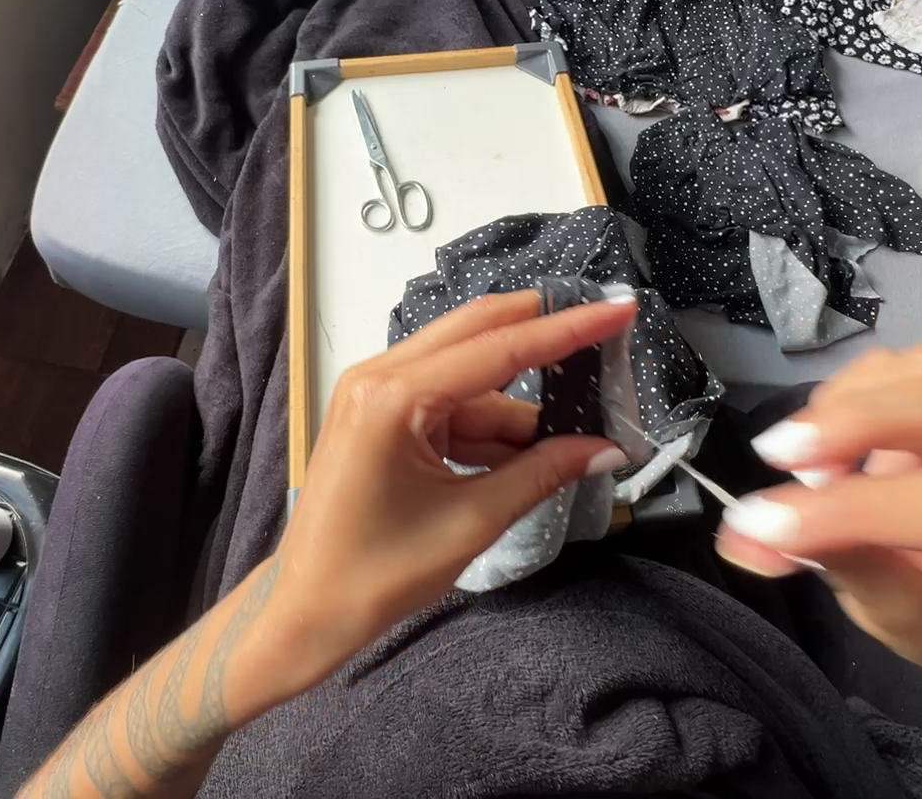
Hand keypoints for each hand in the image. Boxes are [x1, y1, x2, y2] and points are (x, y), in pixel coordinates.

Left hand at [256, 290, 634, 699]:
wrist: (304, 612)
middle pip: (478, 333)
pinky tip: (527, 451)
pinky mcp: (381, 411)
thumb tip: (606, 447)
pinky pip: (449, 401)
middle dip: (542, 331)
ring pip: (468, 374)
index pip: (499, 348)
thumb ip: (542, 473)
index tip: (617, 309)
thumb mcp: (471, 521)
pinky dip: (488, 423)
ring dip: (517, 403)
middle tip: (603, 326)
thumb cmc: (375, 575)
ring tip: (574, 431)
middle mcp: (380, 375)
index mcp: (394, 395)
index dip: (566, 328)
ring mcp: (376, 390)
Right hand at [715, 344, 921, 675]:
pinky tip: (828, 431)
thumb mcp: (901, 618)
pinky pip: (915, 362)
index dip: (856, 508)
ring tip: (802, 453)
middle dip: (867, 419)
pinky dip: (854, 388)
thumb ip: (843, 567)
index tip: (763, 523)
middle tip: (780, 451)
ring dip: (851, 402)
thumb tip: (749, 535)